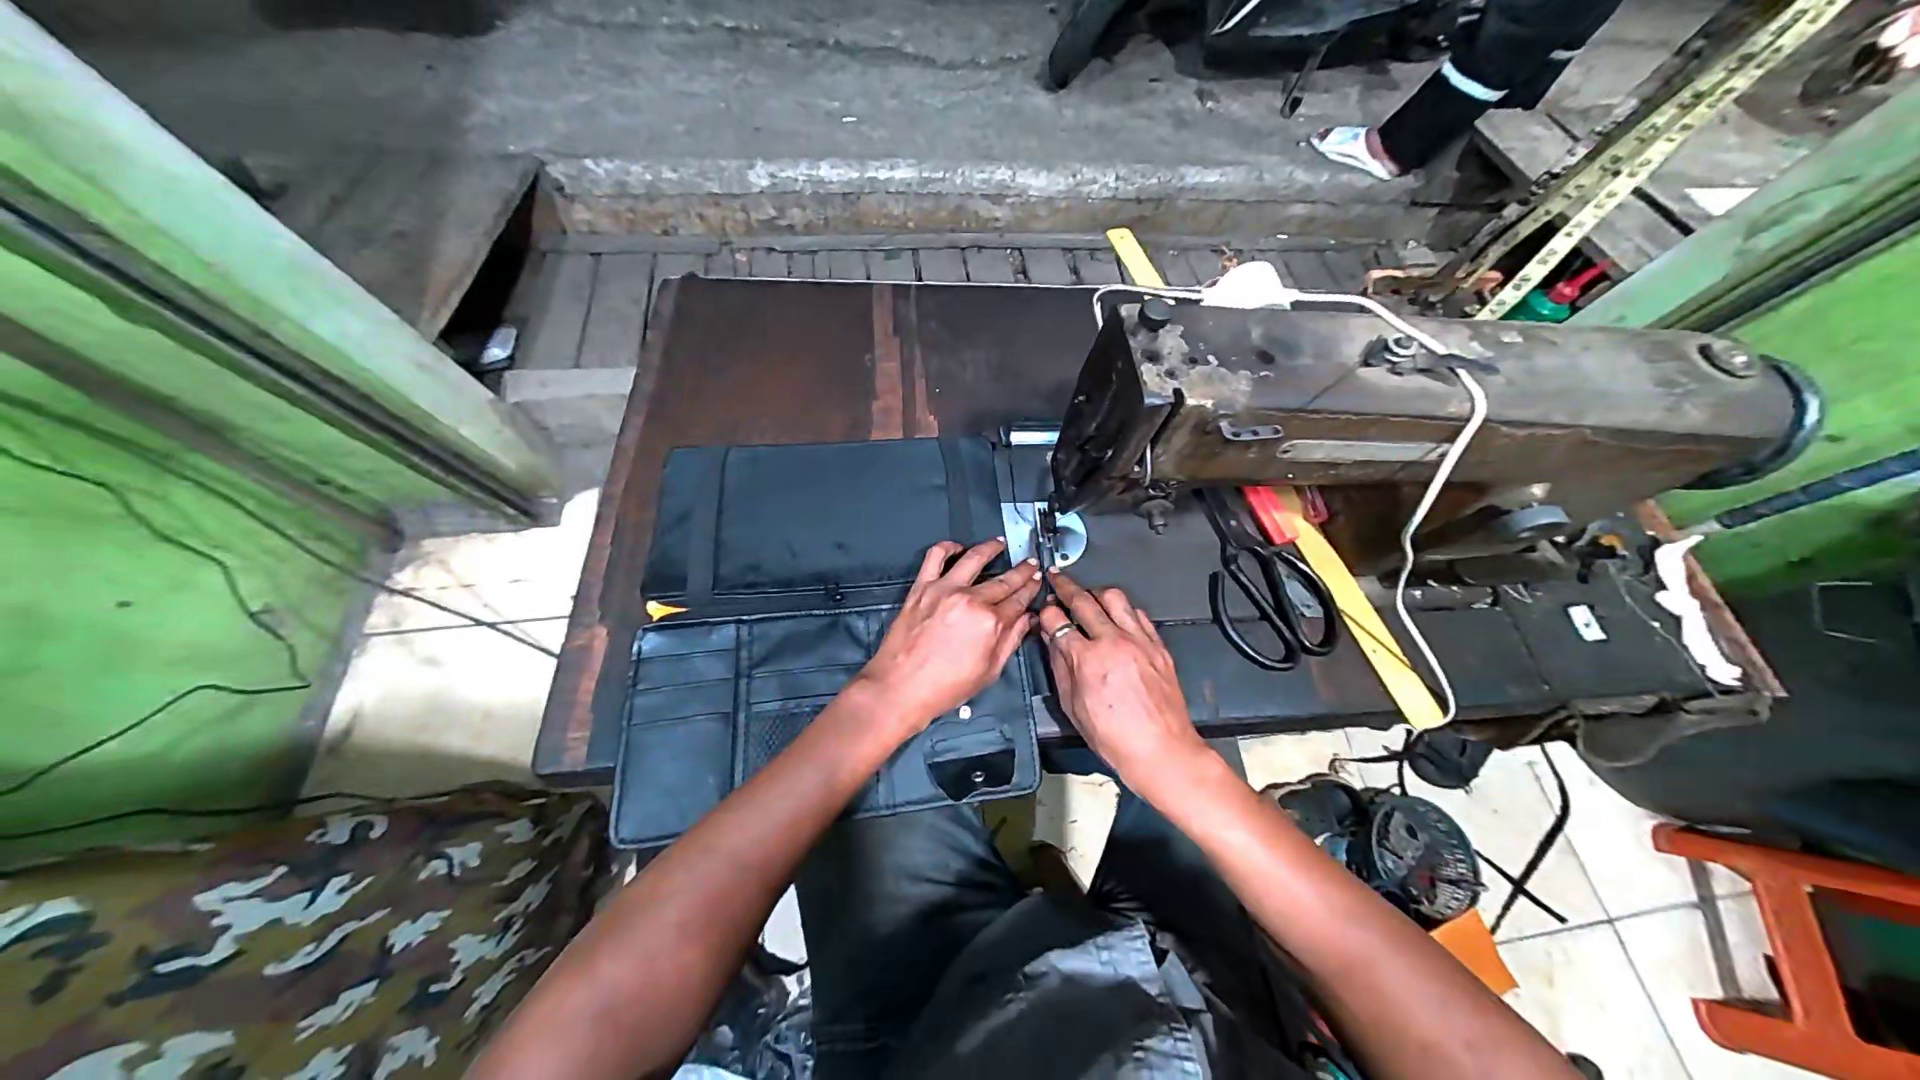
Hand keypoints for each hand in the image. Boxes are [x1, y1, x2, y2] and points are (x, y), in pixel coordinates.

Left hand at [856, 539, 1040, 738]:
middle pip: (1004, 579)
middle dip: (1021, 570)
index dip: (1031, 588)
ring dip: (991, 548)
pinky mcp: (922, 588)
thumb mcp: (989, 671)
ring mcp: (944, 591)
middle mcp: (970, 601)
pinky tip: (958, 547)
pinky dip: (948, 547)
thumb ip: (1010, 641)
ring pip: (974, 558)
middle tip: (1029, 563)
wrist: (900, 688)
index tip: (1036, 581)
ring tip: (999, 543)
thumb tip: (1026, 622)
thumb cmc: (941, 687)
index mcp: (990, 623)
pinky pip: (935, 557)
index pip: (1019, 599)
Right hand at [1038, 571, 1210, 792]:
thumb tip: (1051, 641)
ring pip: (1114, 597)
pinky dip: (1123, 609)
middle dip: (1065, 586)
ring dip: (1096, 592)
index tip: (1044, 609)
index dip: (1046, 611)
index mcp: (1087, 659)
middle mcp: (1114, 643)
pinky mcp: (1157, 646)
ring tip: (1088, 595)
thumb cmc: (1116, 737)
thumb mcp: (1072, 705)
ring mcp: (1139, 641)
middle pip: (1083, 600)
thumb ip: (1060, 666)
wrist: (1160, 749)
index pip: (1058, 620)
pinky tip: (1117, 615)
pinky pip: (1139, 614)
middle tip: (1057, 581)